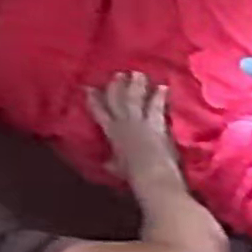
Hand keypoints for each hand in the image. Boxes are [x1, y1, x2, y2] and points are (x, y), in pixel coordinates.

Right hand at [86, 71, 179, 185]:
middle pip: (115, 101)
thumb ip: (113, 163)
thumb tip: (108, 165)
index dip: (93, 99)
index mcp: (110, 134)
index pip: (98, 112)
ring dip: (135, 85)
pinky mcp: (156, 126)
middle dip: (116, 86)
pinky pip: (156, 107)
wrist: (152, 177)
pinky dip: (159, 96)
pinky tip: (163, 87)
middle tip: (118, 74)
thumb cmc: (137, 176)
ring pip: (133, 99)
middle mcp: (121, 125)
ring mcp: (138, 123)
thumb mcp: (118, 167)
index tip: (88, 87)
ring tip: (138, 74)